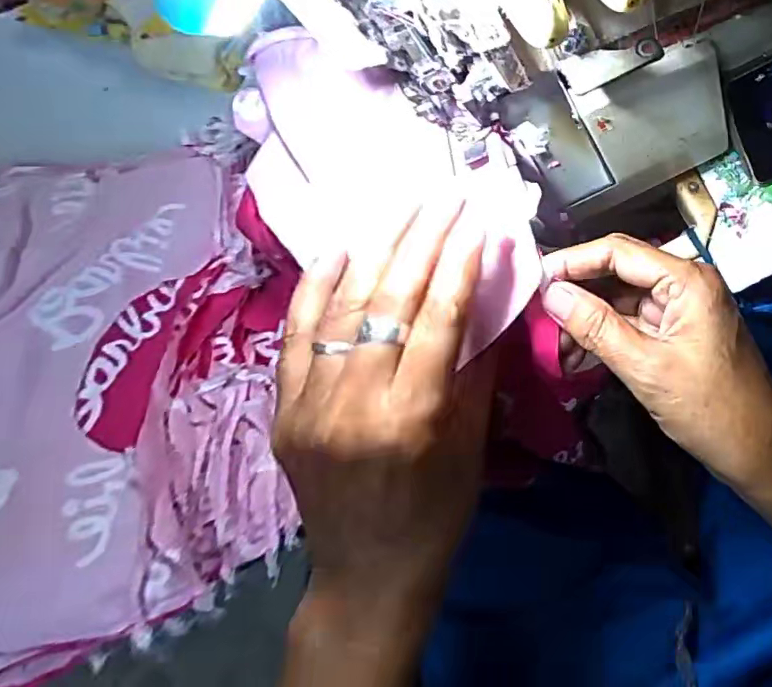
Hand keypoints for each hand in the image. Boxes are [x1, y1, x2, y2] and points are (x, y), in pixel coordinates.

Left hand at [273, 198, 496, 650]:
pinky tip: (338, 249)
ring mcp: (310, 405)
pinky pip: (295, 336)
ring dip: (377, 250)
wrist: (368, 573)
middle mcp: (355, 403)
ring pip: (342, 308)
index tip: (478, 220)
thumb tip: (489, 296)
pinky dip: (315, 288)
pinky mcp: (283, 410)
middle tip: (445, 199)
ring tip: (402, 208)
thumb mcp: (474, 439)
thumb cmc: (440, 508)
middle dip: (424, 240)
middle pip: (391, 300)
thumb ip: (477, 363)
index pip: (440, 317)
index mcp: (414, 415)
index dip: (462, 262)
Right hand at [539, 235, 771, 495]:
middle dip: (579, 291)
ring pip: (624, 297)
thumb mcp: (646, 368)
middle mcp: (687, 282)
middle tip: (538, 310)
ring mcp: (684, 306)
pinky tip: (578, 352)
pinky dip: (608, 333)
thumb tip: (552, 294)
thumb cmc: (710, 409)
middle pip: (620, 271)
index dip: (574, 260)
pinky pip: (635, 320)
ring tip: (553, 341)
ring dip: (590, 316)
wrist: (761, 451)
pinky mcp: (679, 330)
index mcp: (688, 278)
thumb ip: (596, 326)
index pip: (619, 251)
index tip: (536, 276)